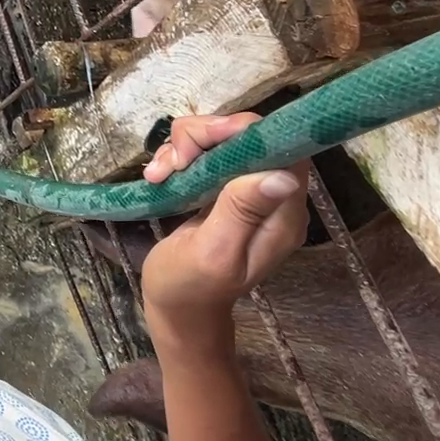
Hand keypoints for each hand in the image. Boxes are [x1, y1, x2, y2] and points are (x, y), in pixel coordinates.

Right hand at [139, 114, 309, 348]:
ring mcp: (245, 191)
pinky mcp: (221, 187)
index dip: (242, 134)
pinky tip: (158, 176)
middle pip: (246, 136)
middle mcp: (271, 197)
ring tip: (159, 174)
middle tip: (171, 162)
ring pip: (220, 138)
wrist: (175, 306)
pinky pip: (203, 152)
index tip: (199, 146)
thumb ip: (241, 211)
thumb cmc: (189, 285)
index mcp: (281, 216)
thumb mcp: (213, 252)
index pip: (281, 150)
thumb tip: (281, 175)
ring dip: (183, 146)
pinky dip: (176, 156)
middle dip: (202, 137)